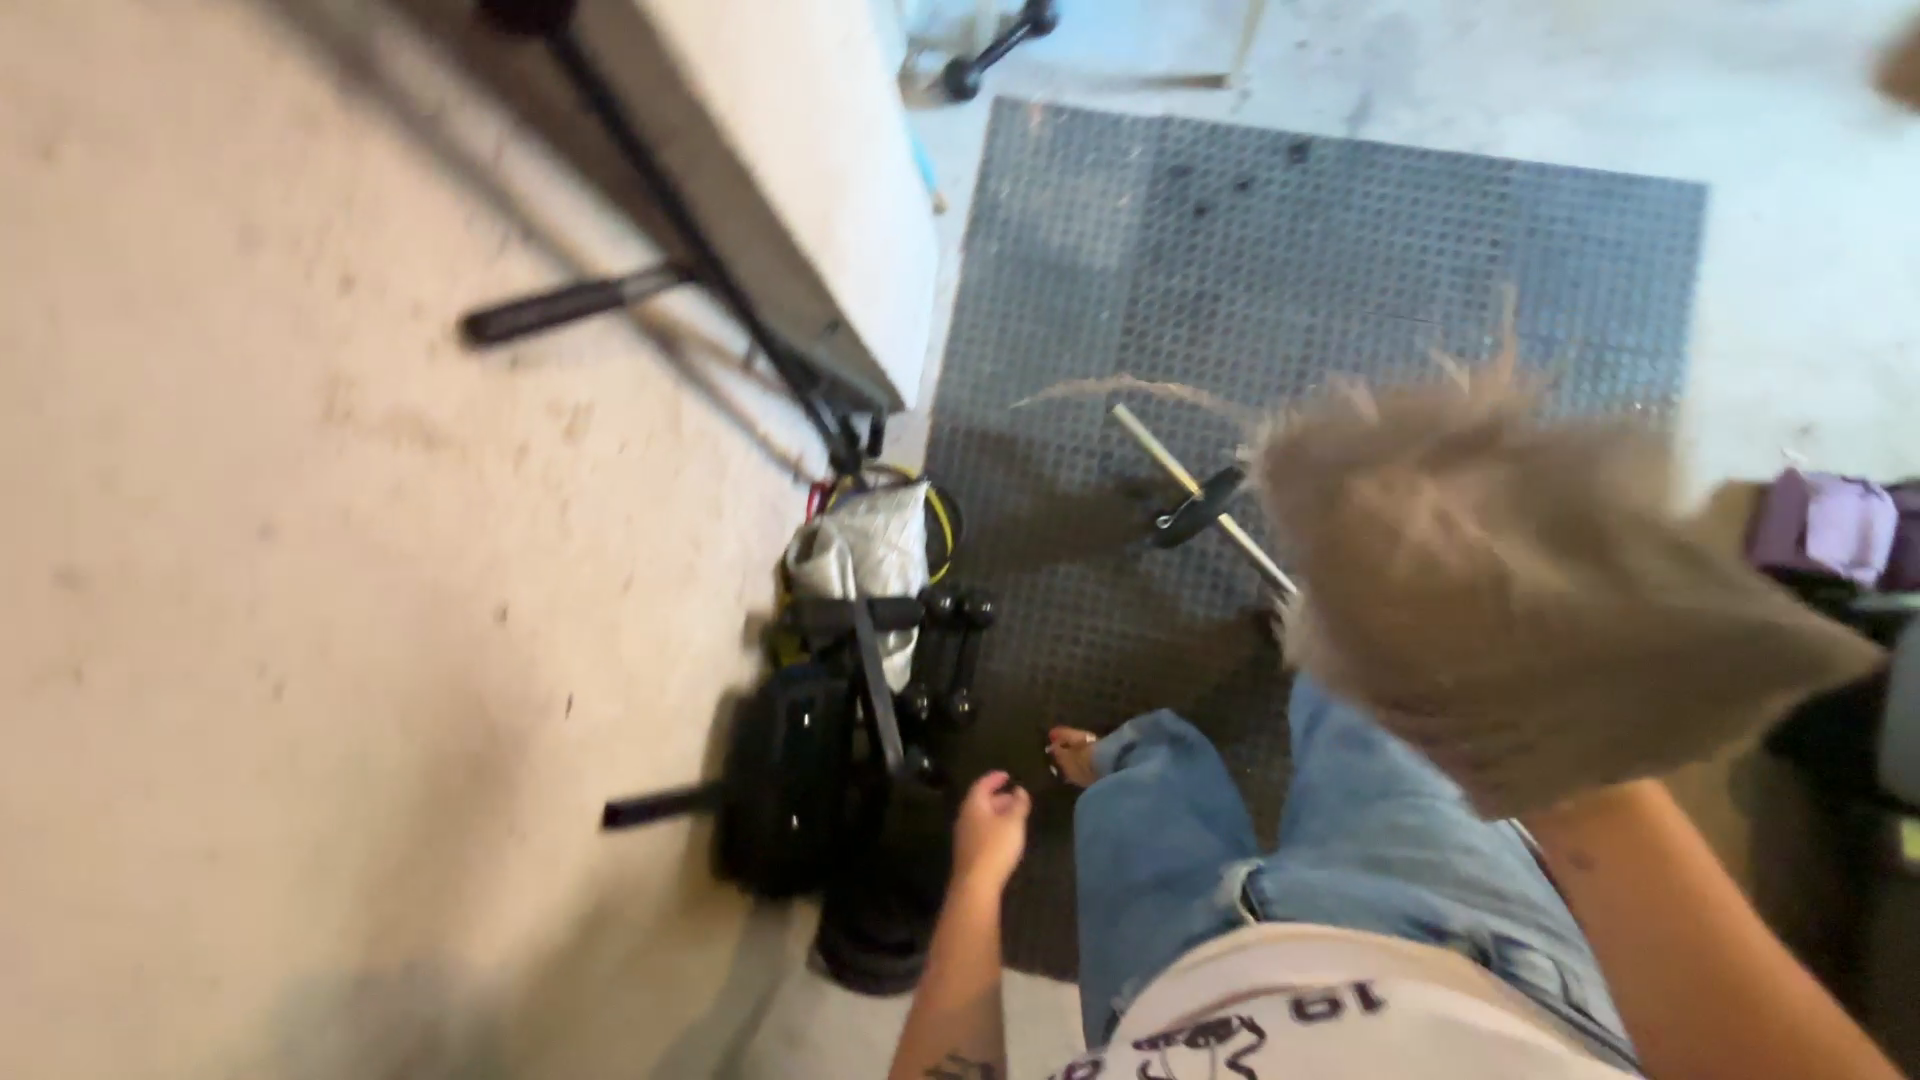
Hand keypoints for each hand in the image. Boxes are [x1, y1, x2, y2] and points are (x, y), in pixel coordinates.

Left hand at [951, 770, 1030, 896]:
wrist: (975, 884)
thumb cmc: (995, 847)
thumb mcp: (1013, 822)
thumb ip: (1018, 804)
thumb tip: (1020, 790)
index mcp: (973, 805)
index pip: (982, 784)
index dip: (994, 778)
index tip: (1007, 775)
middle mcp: (965, 817)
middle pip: (981, 801)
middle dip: (999, 797)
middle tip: (1016, 797)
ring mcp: (964, 836)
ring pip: (982, 817)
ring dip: (998, 813)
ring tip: (1015, 816)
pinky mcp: (968, 852)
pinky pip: (982, 831)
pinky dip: (994, 827)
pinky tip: (1006, 836)